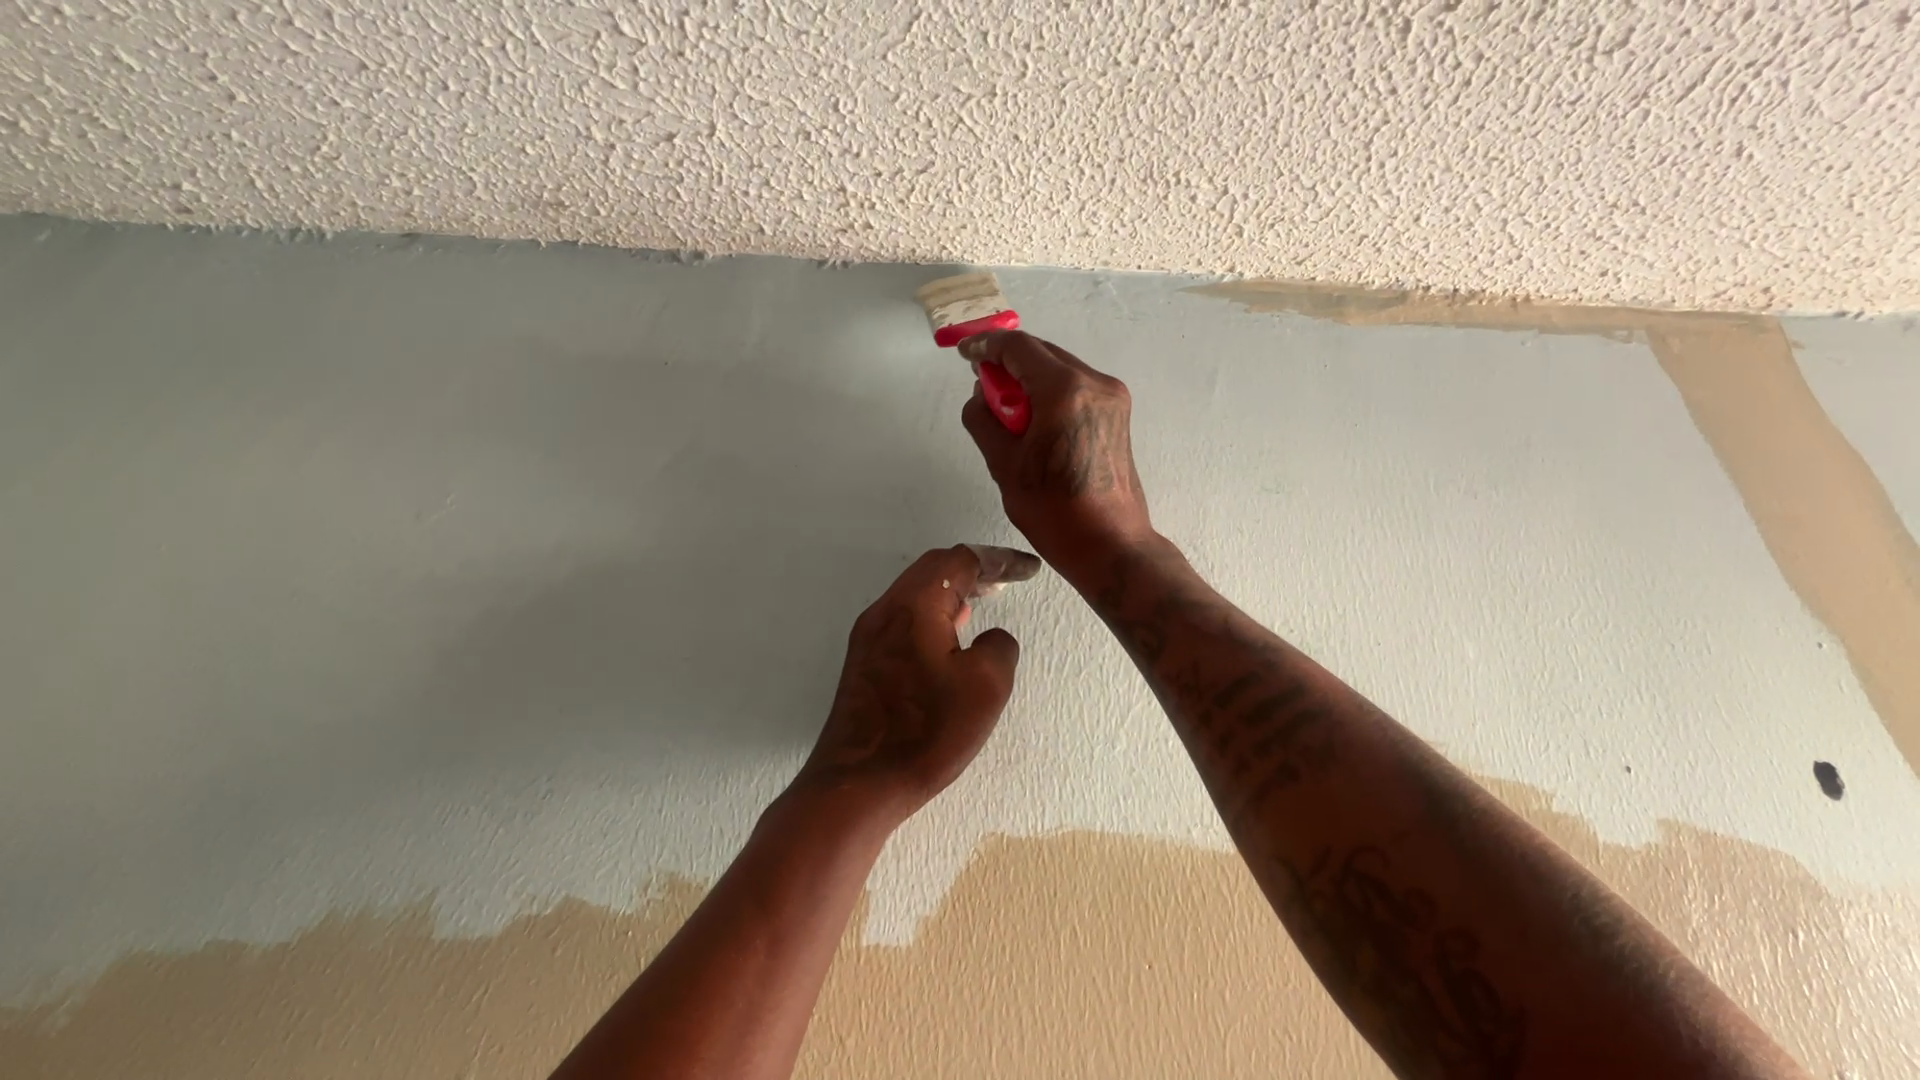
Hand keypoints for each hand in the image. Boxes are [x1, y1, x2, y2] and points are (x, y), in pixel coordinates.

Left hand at [793, 544, 1039, 824]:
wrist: (859, 782)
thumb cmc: (926, 731)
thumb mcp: (987, 686)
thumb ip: (999, 646)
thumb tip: (989, 639)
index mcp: (914, 605)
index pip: (961, 560)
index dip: (999, 560)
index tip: (1027, 570)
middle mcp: (885, 611)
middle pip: (932, 568)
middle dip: (973, 569)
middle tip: (1005, 579)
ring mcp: (869, 637)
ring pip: (915, 593)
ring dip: (950, 590)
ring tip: (982, 601)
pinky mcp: (863, 662)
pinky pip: (904, 618)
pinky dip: (933, 613)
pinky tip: (949, 636)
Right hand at [959, 331, 1155, 577]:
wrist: (1110, 544)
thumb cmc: (1054, 512)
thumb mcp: (1004, 466)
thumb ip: (984, 419)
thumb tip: (982, 395)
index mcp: (1064, 392)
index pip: (1018, 348)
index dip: (986, 346)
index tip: (965, 354)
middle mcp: (1095, 384)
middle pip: (1042, 353)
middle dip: (1009, 365)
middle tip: (985, 389)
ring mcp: (1112, 397)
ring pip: (1060, 369)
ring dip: (1030, 381)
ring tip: (1009, 414)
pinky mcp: (1118, 413)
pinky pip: (1076, 388)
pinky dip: (1051, 394)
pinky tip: (1035, 423)